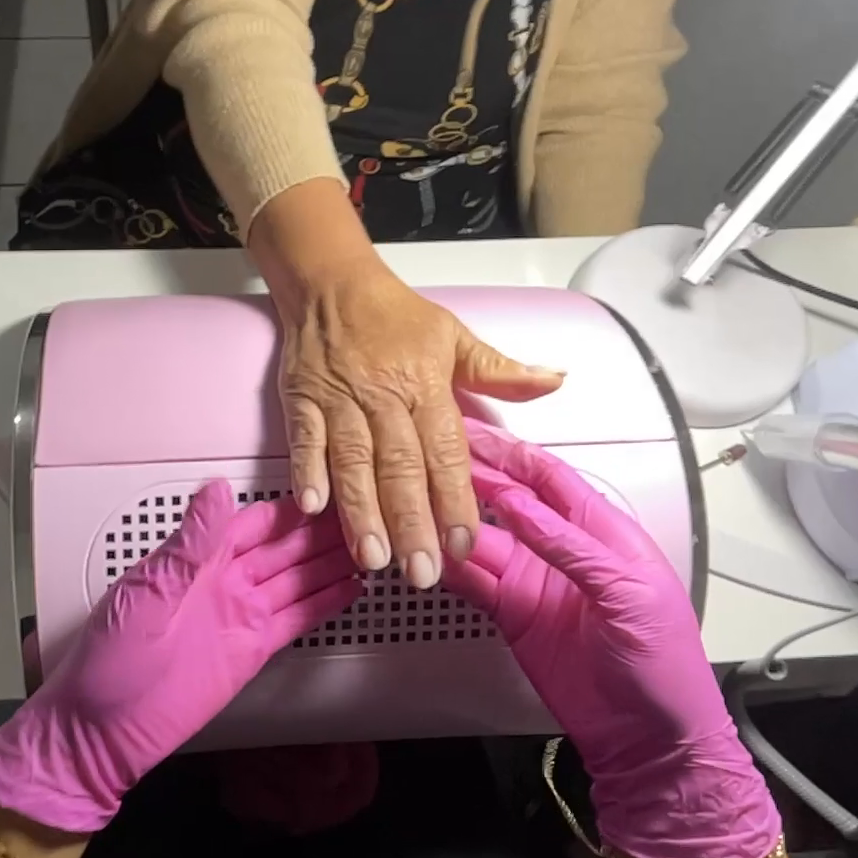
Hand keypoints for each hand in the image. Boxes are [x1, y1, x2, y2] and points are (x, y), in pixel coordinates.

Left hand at [0, 480, 361, 832]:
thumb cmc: (109, 661)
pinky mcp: (253, 650)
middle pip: (281, 549)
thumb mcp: (146, 593)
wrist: (104, 732)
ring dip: (329, 563)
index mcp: (193, 562)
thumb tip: (215, 491)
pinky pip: (295, 619)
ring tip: (368, 546)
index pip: (250, 523)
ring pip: (296, 580)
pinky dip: (323, 603)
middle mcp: (222, 583)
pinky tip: (348, 589)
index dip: (287, 510)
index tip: (322, 493)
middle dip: (319, 534)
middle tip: (361, 516)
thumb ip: (187, 545)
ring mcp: (240, 616)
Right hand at [272, 260, 563, 587]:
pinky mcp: (302, 401)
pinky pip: (305, 440)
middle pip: (400, 467)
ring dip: (362, 511)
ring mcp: (340, 401)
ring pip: (354, 461)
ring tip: (374, 558)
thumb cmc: (395, 316)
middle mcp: (384, 398)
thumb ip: (500, 371)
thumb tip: (555, 380)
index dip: (456, 500)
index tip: (464, 543)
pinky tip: (314, 508)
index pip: (446, 452)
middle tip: (421, 572)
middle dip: (412, 523)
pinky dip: (309, 471)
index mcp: (426, 387)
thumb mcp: (454, 336)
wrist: (332, 285)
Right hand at [441, 421, 779, 857]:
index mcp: (601, 533)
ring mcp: (532, 580)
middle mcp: (561, 550)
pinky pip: (471, 581)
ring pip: (480, 539)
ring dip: (450, 522)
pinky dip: (446, 566)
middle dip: (469, 478)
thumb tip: (522, 505)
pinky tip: (424, 552)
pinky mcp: (511, 613)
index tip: (472, 435)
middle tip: (428, 459)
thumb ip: (572, 546)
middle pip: (506, 502)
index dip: (510, 453)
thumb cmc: (665, 665)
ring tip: (416, 506)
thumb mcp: (627, 593)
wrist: (648, 739)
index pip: (548, 477)